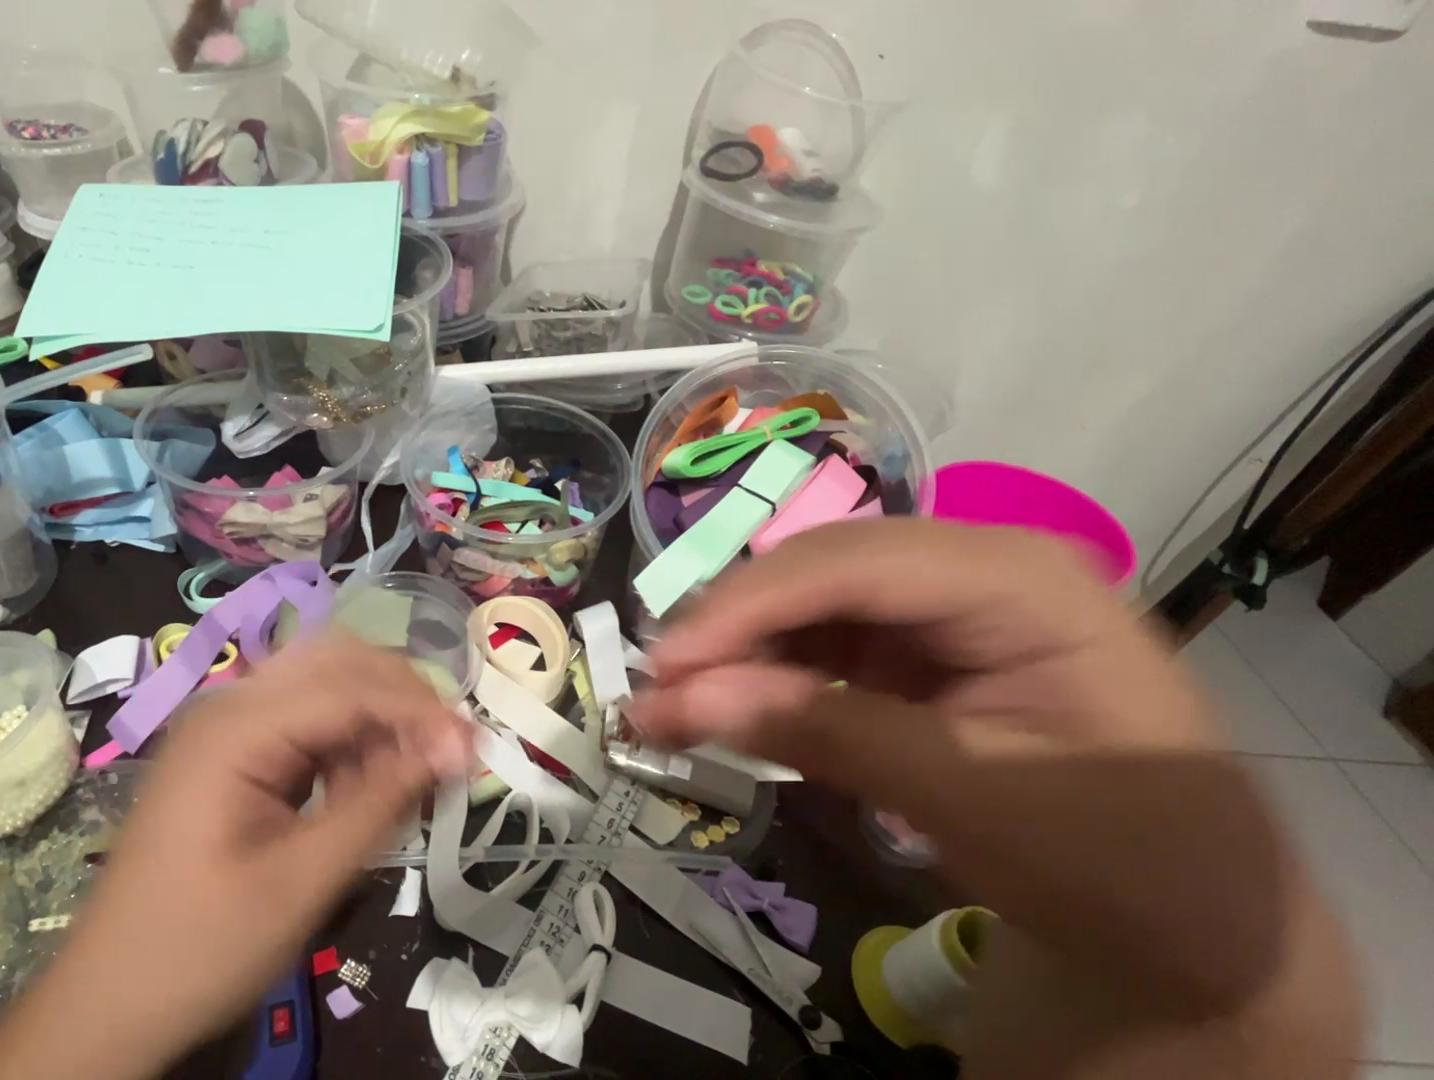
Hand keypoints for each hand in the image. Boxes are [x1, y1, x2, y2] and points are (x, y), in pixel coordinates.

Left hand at [0, 635, 469, 1079]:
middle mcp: (231, 705)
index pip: (351, 687)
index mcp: (237, 726)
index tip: (475, 750)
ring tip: (410, 781)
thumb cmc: (201, 947)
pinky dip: (348, 743)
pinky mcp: (234, 753)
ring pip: (326, 686)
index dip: (421, 712)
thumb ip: (380, 802)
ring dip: (377, 720)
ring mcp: (228, 726)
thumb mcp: (303, 880)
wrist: (108, 1002)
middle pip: (338, 663)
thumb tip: (454, 745)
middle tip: (448, 756)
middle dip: (401, 700)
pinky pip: (306, 721)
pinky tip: (366, 787)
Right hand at [626, 520, 1300, 1016]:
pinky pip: (823, 649)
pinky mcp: (919, 655)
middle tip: (653, 688)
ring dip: (738, 654)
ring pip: (810, 607)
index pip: (853, 563)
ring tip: (671, 706)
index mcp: (1019, 579)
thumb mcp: (971, 797)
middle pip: (821, 572)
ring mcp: (945, 612)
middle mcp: (975, 572)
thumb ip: (825, 732)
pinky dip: (767, 680)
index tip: (665, 663)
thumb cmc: (1116, 861)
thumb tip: (681, 696)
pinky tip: (725, 710)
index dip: (747, 605)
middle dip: (732, 627)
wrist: (1194, 932)